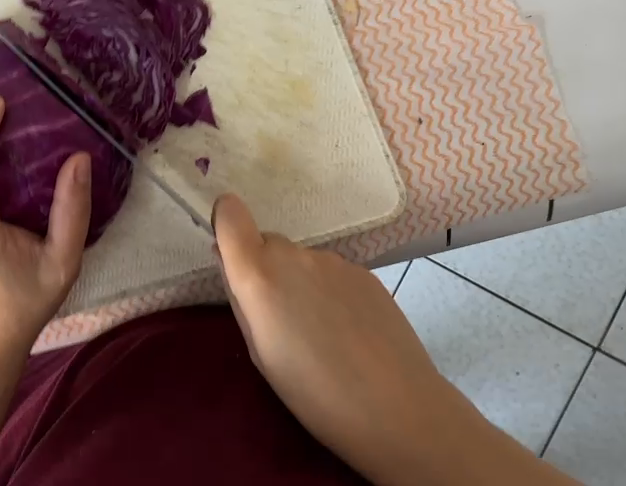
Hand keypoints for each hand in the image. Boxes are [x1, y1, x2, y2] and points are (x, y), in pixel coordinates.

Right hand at [214, 193, 590, 485]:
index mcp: (257, 273)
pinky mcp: (365, 272)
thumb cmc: (314, 393)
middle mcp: (292, 254)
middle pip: (267, 243)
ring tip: (322, 332)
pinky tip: (350, 332)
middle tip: (282, 317)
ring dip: (300, 283)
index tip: (231, 252)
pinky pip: (332, 273)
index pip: (230, 213)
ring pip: (300, 261)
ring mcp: (332, 260)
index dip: (226, 223)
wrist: (400, 411)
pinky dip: (331, 293)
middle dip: (266, 269)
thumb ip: (241, 299)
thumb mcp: (259, 352)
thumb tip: (231, 264)